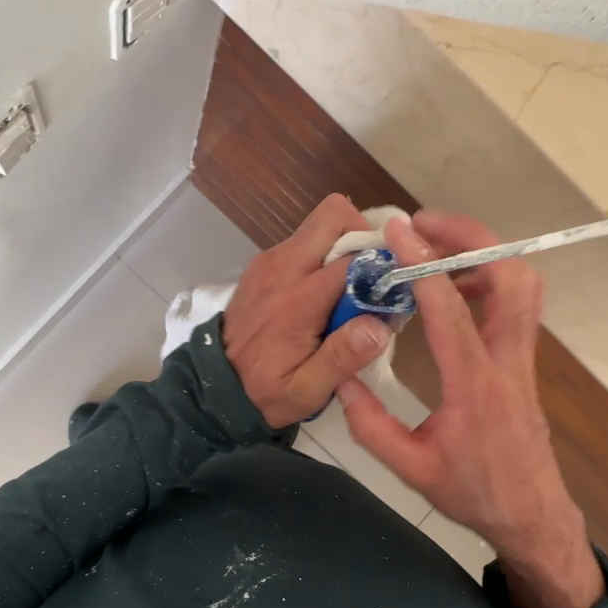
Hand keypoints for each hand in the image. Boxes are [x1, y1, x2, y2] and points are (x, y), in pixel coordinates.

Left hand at [224, 195, 393, 429]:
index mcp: (297, 299)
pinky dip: (322, 256)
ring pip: (319, 224)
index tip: (393, 293)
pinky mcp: (262, 264)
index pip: (354, 257)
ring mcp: (269, 261)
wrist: (213, 388)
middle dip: (363, 236)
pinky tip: (324, 295)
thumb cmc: (264, 392)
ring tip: (350, 290)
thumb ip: (343, 356)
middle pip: (333, 214)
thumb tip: (380, 325)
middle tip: (372, 277)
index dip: (383, 268)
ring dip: (343, 246)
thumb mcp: (307, 390)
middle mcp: (282, 267)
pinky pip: (302, 241)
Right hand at [337, 210, 602, 607]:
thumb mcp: (410, 468)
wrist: (531, 515)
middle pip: (511, 277)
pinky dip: (489, 279)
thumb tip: (340, 381)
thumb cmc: (472, 493)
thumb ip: (370, 425)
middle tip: (425, 225)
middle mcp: (507, 362)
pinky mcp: (524, 362)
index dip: (423, 265)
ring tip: (436, 248)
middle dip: (472, 238)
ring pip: (523, 285)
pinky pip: (516, 304)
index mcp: (474, 387)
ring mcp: (522, 359)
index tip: (399, 231)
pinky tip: (453, 288)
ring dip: (484, 254)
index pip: (450, 310)